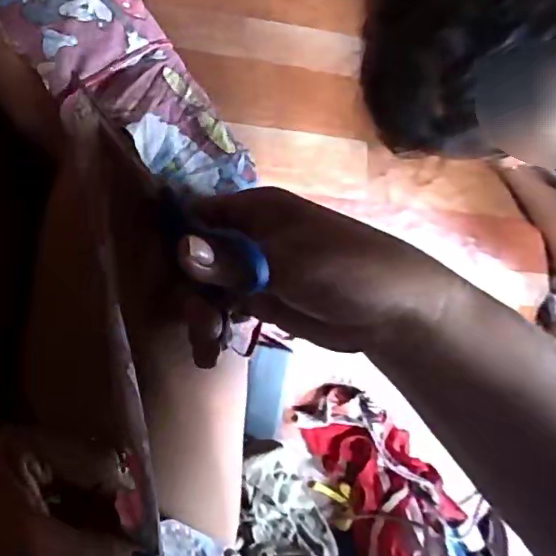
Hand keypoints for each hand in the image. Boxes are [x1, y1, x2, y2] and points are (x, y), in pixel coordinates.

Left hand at [0, 427, 146, 555]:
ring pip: (79, 486)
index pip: (97, 462)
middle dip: (118, 505)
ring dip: (103, 515)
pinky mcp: (19, 494)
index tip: (150, 537)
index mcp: (29, 446)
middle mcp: (27, 447)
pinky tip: (103, 545)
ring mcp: (22, 469)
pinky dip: (84, 521)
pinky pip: (64, 500)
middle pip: (90, 469)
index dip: (127, 499)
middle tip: (144, 543)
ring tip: (130, 548)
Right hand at [175, 186, 471, 352]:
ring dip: (200, 311)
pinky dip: (214, 324)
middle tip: (197, 319)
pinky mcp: (257, 297)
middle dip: (189, 288)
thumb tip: (180, 248)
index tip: (160, 271)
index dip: (175, 237)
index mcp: (252, 209)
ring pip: (205, 285)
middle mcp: (245, 234)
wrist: (396, 313)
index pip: (197, 213)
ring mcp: (250, 267)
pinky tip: (211, 345)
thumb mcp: (286, 264)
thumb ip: (231, 260)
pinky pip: (222, 307)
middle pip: (195, 255)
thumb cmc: (344, 270)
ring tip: (207, 339)